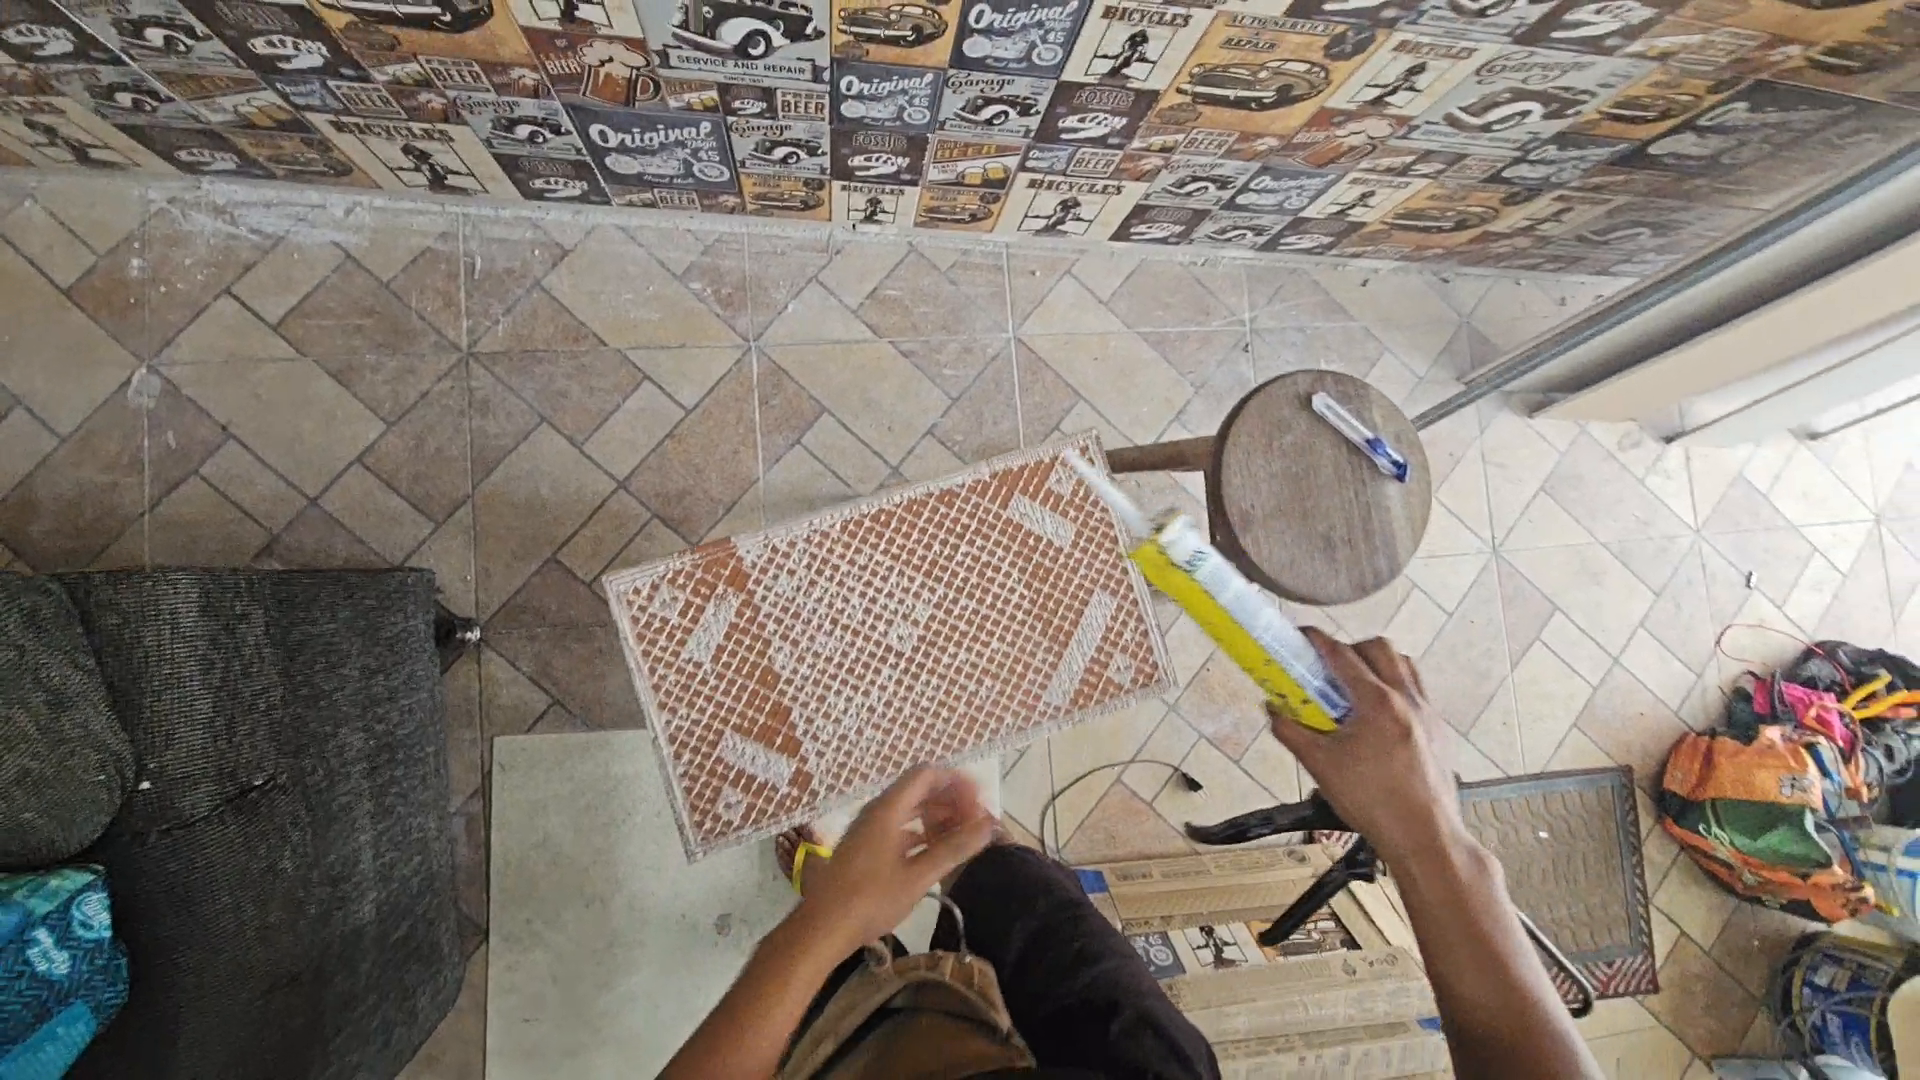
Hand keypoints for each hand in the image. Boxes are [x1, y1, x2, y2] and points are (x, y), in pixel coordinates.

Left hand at [793, 766, 996, 953]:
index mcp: (888, 808)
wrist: (821, 929)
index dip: (956, 782)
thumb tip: (988, 824)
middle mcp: (879, 810)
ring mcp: (870, 828)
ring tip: (963, 836)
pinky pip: (900, 827)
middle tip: (977, 822)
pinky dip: (922, 833)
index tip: (979, 802)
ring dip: (937, 818)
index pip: (927, 775)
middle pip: (920, 790)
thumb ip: (953, 848)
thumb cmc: (869, 900)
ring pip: (910, 810)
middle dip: (951, 801)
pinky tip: (937, 851)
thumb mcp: (917, 876)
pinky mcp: (867, 846)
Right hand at [1266, 628, 1470, 864]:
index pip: (1341, 654)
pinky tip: (1377, 716)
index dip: (1316, 640)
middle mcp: (1406, 700)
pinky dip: (1394, 687)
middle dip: (1349, 648)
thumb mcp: (1319, 765)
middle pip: (1378, 647)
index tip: (1300, 636)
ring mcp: (1428, 713)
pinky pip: (1417, 690)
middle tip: (1327, 667)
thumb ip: (1290, 730)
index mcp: (1376, 703)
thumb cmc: (1371, 802)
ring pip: (1404, 664)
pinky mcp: (1440, 731)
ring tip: (1354, 686)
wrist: (1425, 837)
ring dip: (1377, 664)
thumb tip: (1272, 709)